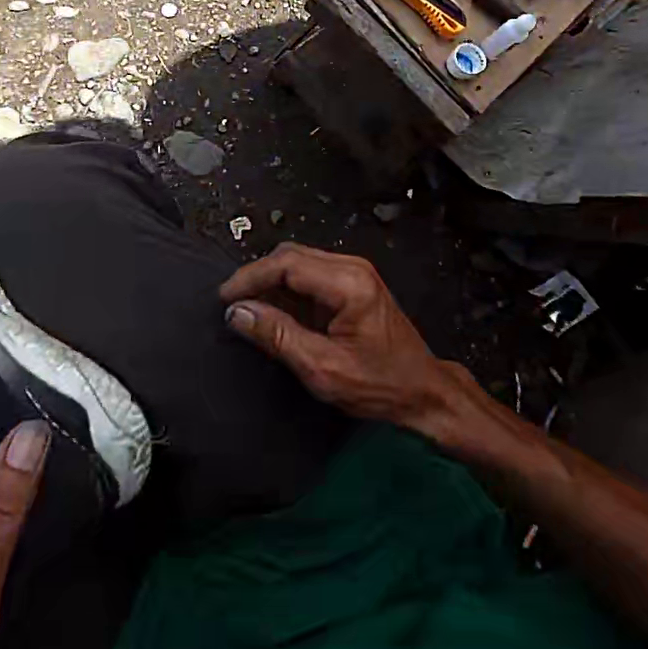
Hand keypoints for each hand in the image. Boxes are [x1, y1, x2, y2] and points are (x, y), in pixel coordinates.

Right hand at [220, 242, 475, 441]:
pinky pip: (309, 275)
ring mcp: (354, 273)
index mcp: (349, 283)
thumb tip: (237, 312)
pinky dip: (286, 290)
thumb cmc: (379, 385)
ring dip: (270, 283)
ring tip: (246, 309)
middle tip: (231, 305)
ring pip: (297, 263)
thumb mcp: (322, 368)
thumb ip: (277, 336)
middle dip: (257, 277)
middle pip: (290, 256)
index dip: (250, 277)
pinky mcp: (352, 284)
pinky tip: (272, 312)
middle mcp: (352, 268)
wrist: (423, 392)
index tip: (224, 298)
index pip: (286, 263)